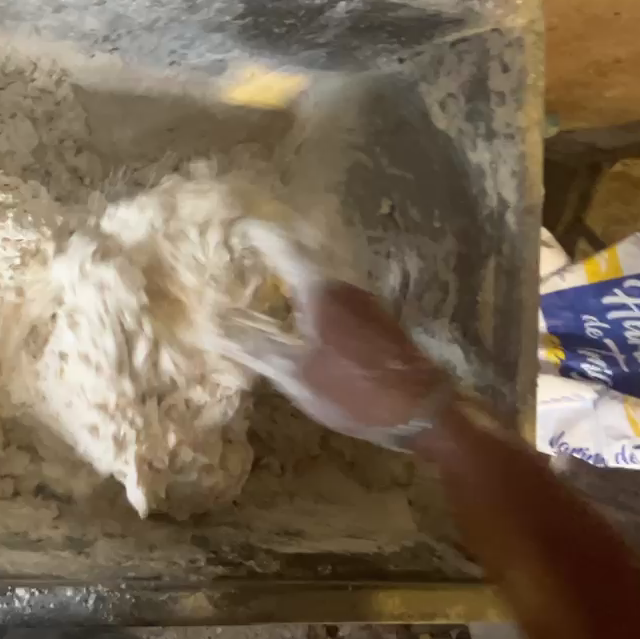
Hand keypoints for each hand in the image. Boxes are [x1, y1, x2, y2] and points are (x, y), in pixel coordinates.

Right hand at [226, 223, 454, 444]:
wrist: (426, 414)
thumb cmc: (354, 392)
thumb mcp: (296, 377)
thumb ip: (255, 349)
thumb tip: (213, 328)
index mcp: (320, 295)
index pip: (286, 252)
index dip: (265, 238)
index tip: (246, 224)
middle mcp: (344, 289)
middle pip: (306, 267)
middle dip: (281, 264)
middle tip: (258, 264)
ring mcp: (366, 304)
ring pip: (324, 286)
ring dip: (302, 288)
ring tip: (279, 296)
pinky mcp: (381, 322)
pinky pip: (340, 302)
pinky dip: (321, 304)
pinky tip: (314, 325)